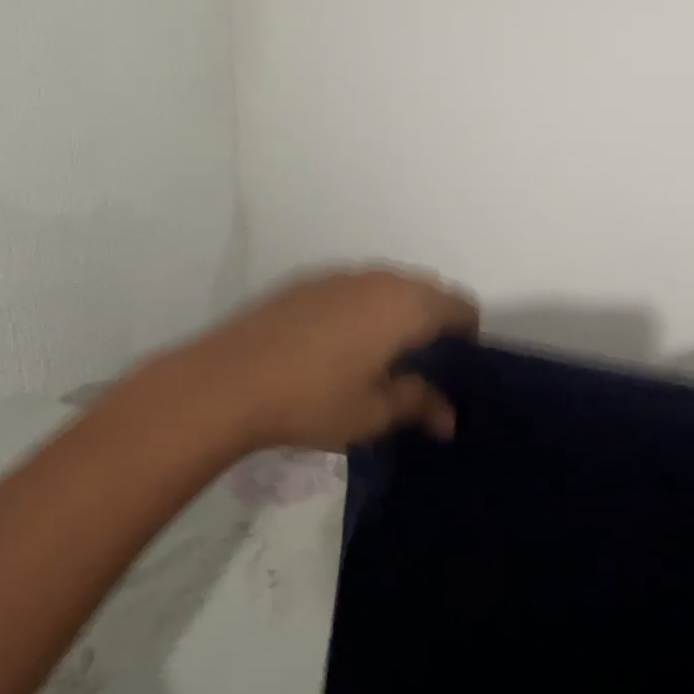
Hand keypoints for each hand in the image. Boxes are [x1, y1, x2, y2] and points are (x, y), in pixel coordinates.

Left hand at [172, 267, 477, 453]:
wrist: (225, 381)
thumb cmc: (313, 399)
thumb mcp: (374, 413)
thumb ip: (419, 405)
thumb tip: (449, 417)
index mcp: (408, 306)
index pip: (462, 306)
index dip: (468, 336)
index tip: (454, 369)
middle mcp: (381, 279)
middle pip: (428, 291)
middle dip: (434, 324)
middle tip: (419, 368)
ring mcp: (341, 275)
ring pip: (388, 287)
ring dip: (396, 314)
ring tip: (376, 358)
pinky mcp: (307, 281)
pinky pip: (354, 289)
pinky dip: (361, 310)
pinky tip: (334, 348)